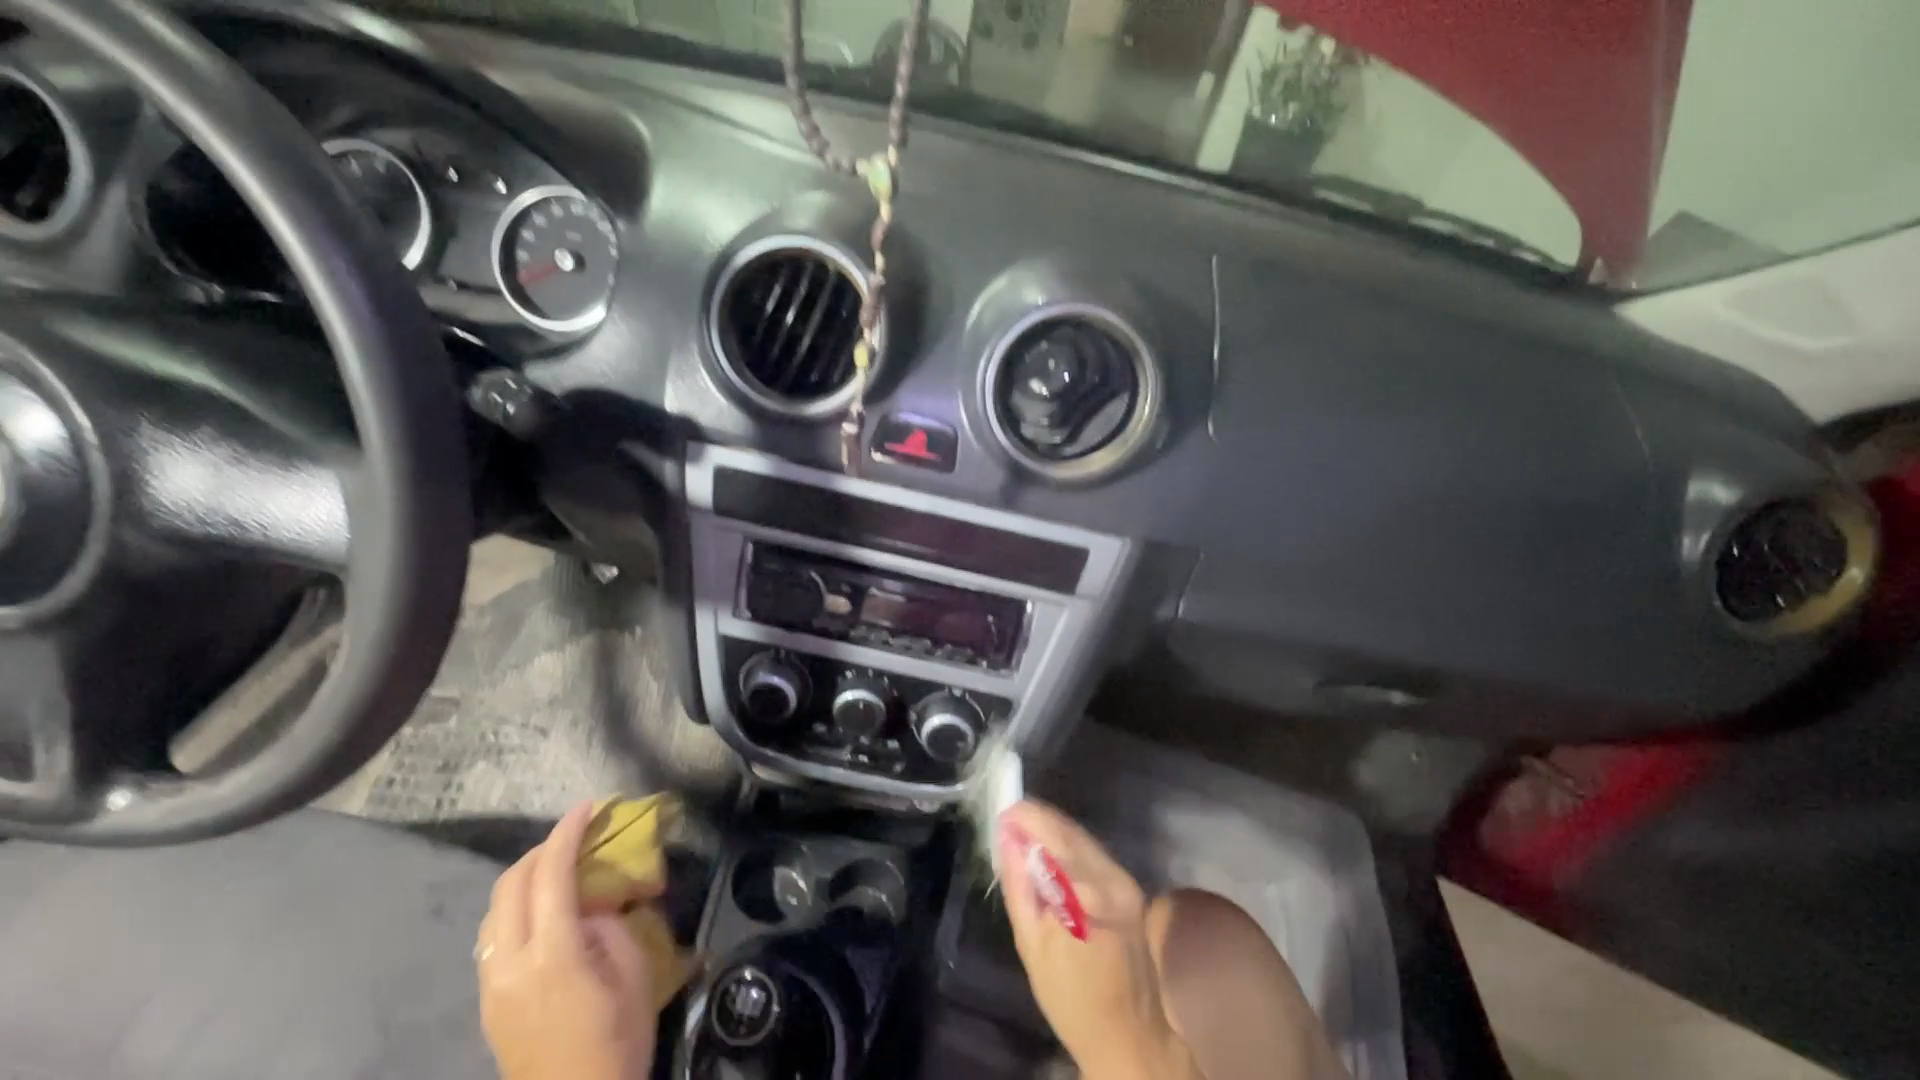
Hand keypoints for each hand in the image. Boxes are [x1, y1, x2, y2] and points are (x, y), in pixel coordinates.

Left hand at [477, 802, 661, 1079]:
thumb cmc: (617, 1041)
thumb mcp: (633, 975)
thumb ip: (610, 927)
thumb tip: (592, 905)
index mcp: (553, 954)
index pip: (550, 875)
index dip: (567, 834)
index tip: (586, 809)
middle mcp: (510, 962)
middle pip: (511, 884)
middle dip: (541, 850)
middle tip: (573, 836)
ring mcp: (491, 982)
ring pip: (494, 909)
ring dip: (523, 878)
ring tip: (557, 871)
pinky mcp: (487, 1000)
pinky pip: (493, 936)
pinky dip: (515, 908)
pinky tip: (541, 914)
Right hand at [998, 801, 1200, 1079]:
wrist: (1129, 1033)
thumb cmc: (1070, 999)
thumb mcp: (1031, 945)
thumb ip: (1020, 886)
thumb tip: (1007, 839)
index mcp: (1086, 894)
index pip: (1052, 835)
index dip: (1026, 817)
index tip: (1001, 812)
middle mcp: (1112, 879)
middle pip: (1071, 831)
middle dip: (1039, 820)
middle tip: (1008, 820)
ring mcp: (1127, 883)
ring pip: (1084, 840)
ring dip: (1054, 831)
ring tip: (1023, 835)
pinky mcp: (1132, 890)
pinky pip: (1094, 855)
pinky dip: (1070, 848)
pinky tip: (1050, 855)